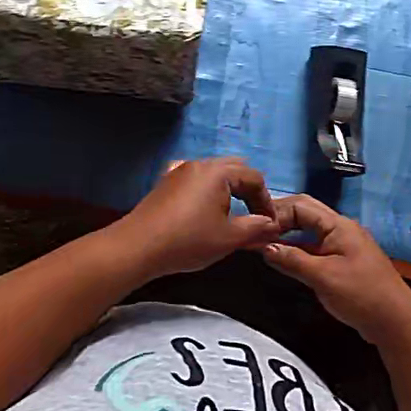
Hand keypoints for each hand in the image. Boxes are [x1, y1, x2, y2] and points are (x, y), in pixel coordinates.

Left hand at [109, 158, 280, 277]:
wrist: (139, 245)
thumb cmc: (188, 240)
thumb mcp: (229, 238)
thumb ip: (256, 227)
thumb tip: (272, 224)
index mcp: (218, 172)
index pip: (254, 178)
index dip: (267, 200)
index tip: (270, 223)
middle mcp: (199, 164)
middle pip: (234, 169)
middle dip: (249, 190)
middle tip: (255, 215)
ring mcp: (179, 170)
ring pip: (214, 173)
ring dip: (229, 190)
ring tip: (233, 215)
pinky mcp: (166, 182)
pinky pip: (196, 179)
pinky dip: (208, 190)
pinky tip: (205, 208)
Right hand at [264, 194, 410, 346]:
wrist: (397, 323)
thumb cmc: (362, 295)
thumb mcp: (322, 277)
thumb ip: (291, 259)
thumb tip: (264, 247)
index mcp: (338, 225)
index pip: (299, 205)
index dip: (275, 213)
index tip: (255, 227)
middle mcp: (340, 229)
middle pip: (303, 213)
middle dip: (279, 218)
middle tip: (254, 230)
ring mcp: (342, 245)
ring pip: (308, 230)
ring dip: (286, 234)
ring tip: (262, 242)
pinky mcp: (342, 261)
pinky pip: (313, 246)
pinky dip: (296, 248)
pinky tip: (282, 257)